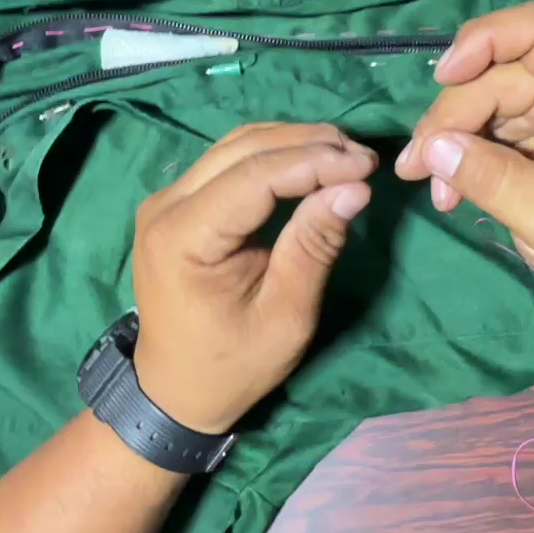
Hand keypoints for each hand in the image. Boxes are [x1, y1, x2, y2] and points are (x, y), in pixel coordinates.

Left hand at [130, 122, 377, 433]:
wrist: (174, 389)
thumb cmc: (232, 365)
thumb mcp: (285, 316)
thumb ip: (314, 246)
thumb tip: (355, 187)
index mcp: (183, 237)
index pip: (256, 176)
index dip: (315, 162)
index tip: (367, 165)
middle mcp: (166, 205)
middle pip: (245, 148)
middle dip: (310, 143)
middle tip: (364, 157)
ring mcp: (167, 198)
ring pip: (237, 144)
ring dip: (295, 142)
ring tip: (347, 155)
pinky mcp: (178, 201)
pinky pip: (229, 160)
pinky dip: (275, 154)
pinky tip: (312, 162)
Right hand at [395, 2, 533, 314]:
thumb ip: (496, 182)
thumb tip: (433, 148)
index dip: (484, 40)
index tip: (443, 79)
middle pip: (492, 72)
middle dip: (449, 116)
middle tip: (418, 168)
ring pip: (478, 96)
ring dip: (445, 137)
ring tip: (429, 186)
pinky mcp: (530, 126)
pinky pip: (480, 122)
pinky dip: (456, 151)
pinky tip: (445, 188)